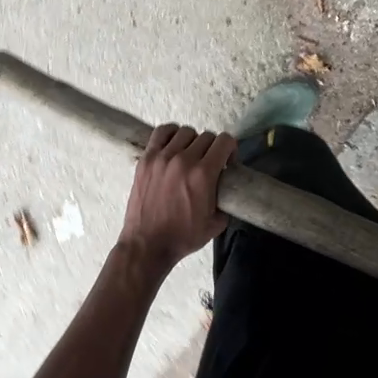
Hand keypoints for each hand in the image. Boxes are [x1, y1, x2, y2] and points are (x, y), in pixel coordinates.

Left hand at [116, 124, 236, 273]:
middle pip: (207, 136)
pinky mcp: (146, 159)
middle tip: (209, 164)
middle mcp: (184, 160)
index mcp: (203, 174)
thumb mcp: (216, 223)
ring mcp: (162, 157)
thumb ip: (226, 199)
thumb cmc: (182, 237)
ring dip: (193, 142)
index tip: (227, 162)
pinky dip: (171, 134)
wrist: (147, 246)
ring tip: (190, 156)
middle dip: (213, 149)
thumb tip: (227, 186)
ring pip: (186, 132)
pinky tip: (174, 146)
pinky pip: (162, 132)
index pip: (224, 141)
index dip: (230, 149)